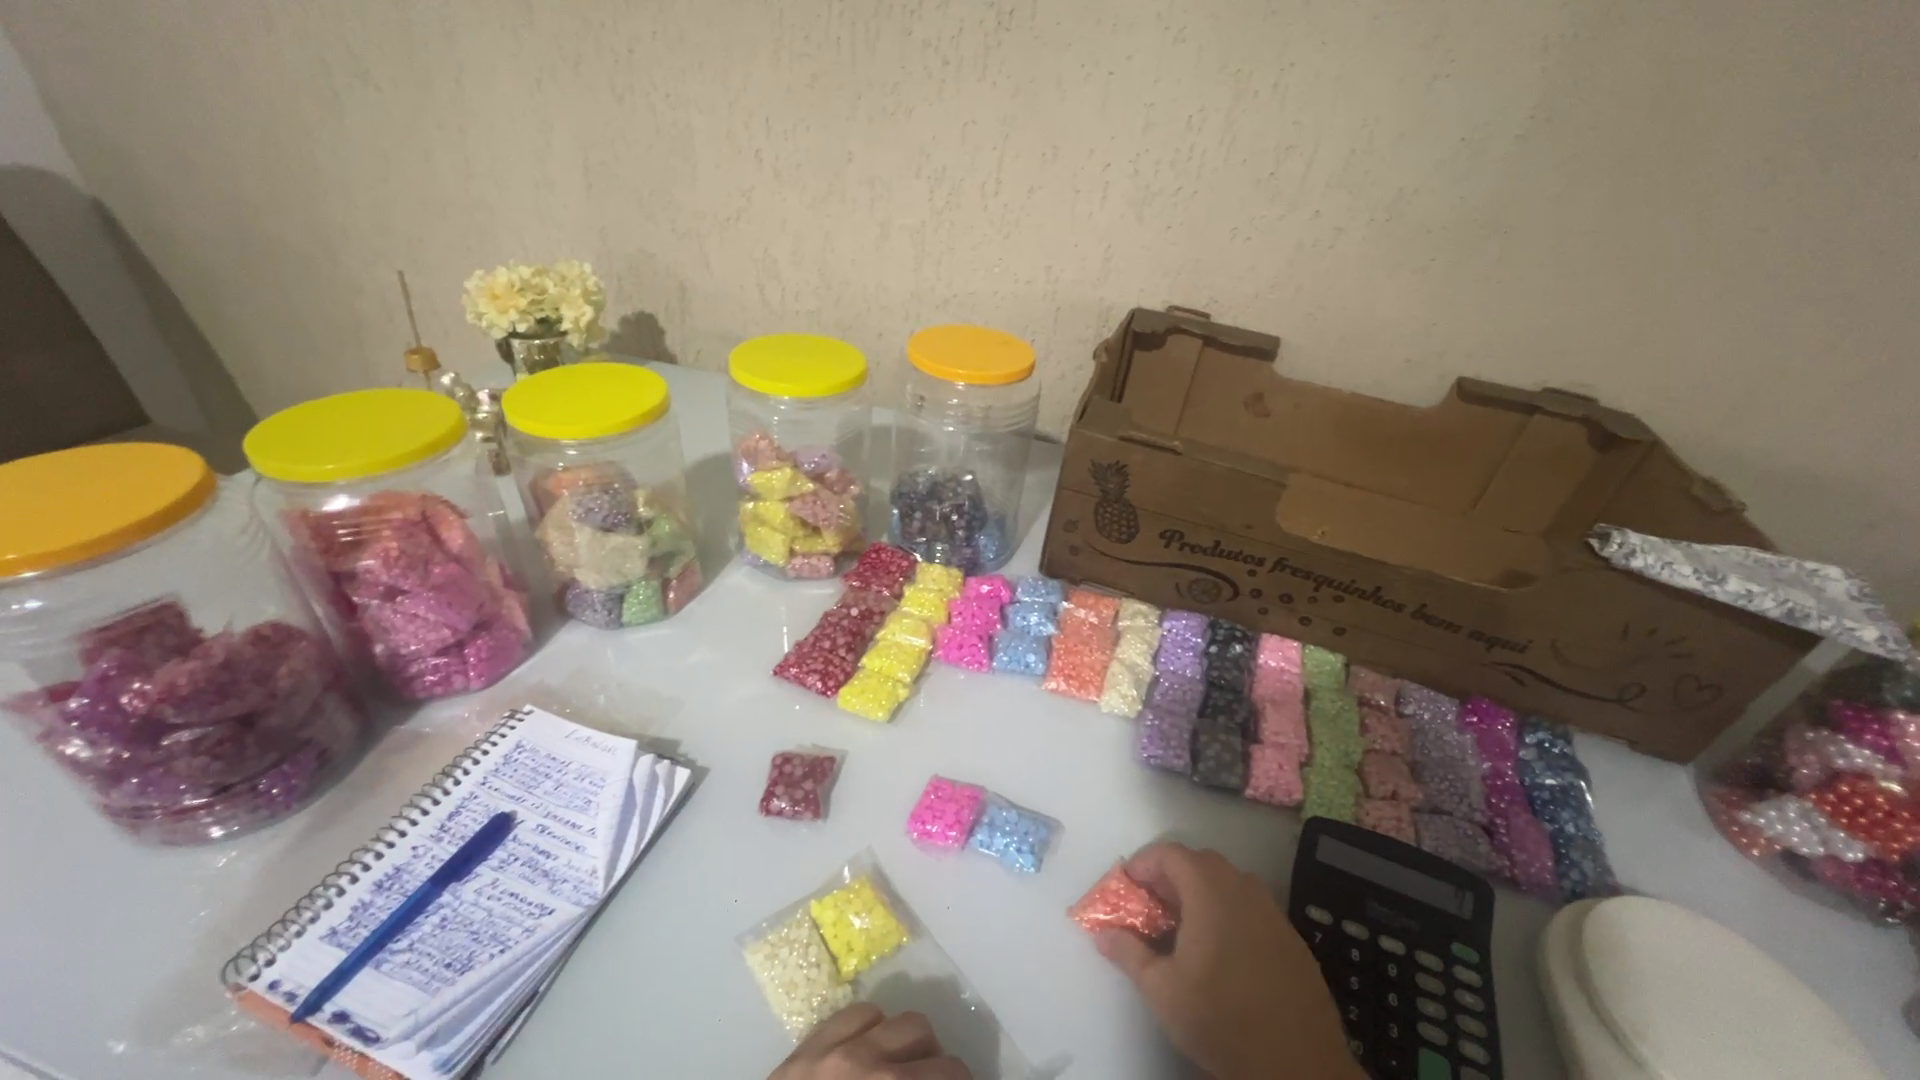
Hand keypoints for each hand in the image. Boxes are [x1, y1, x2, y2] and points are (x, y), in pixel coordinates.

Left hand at [769, 1003, 973, 1079]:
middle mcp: (873, 1071)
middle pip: (935, 1048)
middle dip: (943, 1070)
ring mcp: (841, 1053)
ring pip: (904, 1022)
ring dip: (913, 1045)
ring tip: (905, 1066)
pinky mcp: (812, 1044)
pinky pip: (860, 1013)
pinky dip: (874, 1028)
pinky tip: (870, 1050)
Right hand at [1095, 843, 1364, 1079]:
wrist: (1297, 1065)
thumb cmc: (1220, 1019)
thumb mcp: (1162, 990)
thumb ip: (1129, 953)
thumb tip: (1103, 933)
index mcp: (1211, 894)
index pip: (1172, 854)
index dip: (1145, 863)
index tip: (1128, 886)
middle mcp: (1245, 892)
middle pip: (1202, 862)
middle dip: (1172, 875)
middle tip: (1152, 905)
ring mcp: (1273, 914)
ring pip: (1232, 882)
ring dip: (1203, 891)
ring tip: (1185, 925)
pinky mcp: (1292, 939)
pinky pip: (1254, 907)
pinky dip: (1230, 911)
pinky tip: (1222, 949)